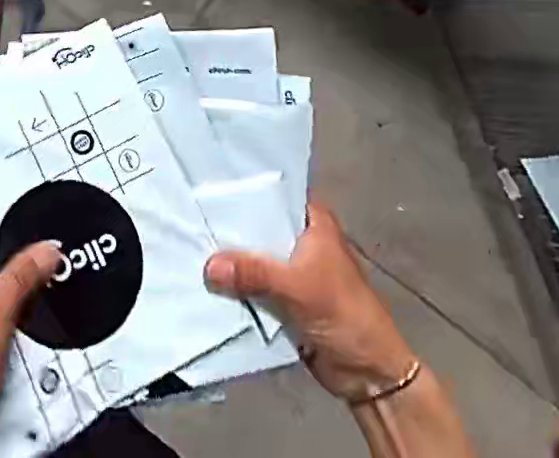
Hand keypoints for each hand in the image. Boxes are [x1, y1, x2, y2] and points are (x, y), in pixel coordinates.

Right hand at [203, 200, 416, 400]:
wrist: (368, 374)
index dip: (241, 189)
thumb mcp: (298, 288)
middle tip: (190, 218)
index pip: (272, 193)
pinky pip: (252, 283)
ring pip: (253, 255)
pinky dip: (234, 284)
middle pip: (257, 225)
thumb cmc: (344, 314)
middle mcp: (301, 238)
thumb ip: (254, 273)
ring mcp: (292, 268)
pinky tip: (204, 278)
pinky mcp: (284, 296)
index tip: (205, 185)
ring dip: (230, 259)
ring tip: (189, 245)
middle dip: (229, 227)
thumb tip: (208, 265)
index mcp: (313, 221)